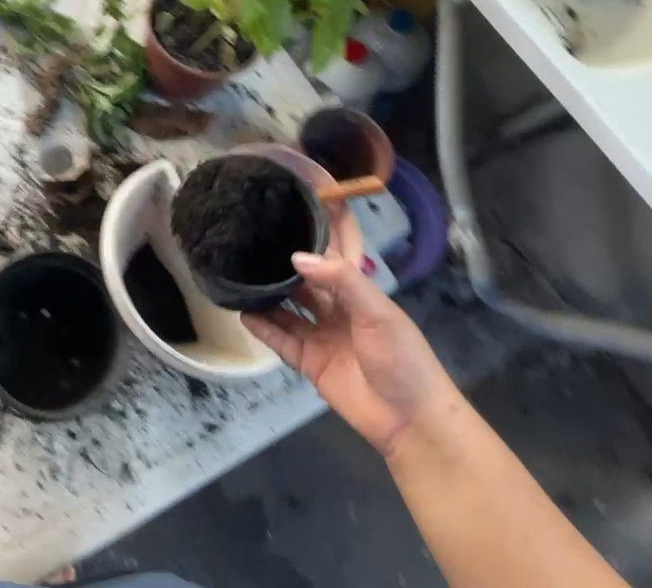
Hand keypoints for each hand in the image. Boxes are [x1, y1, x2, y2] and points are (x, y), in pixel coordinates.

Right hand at [243, 252, 459, 457]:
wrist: (411, 420)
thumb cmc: (401, 358)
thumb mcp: (377, 312)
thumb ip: (340, 280)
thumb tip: (297, 257)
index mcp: (358, 297)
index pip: (327, 266)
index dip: (305, 251)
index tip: (275, 231)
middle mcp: (337, 314)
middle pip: (303, 290)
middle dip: (281, 275)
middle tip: (249, 255)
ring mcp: (322, 340)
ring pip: (288, 315)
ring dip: (268, 301)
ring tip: (240, 282)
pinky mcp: (310, 365)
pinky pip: (283, 343)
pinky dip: (264, 330)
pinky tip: (245, 315)